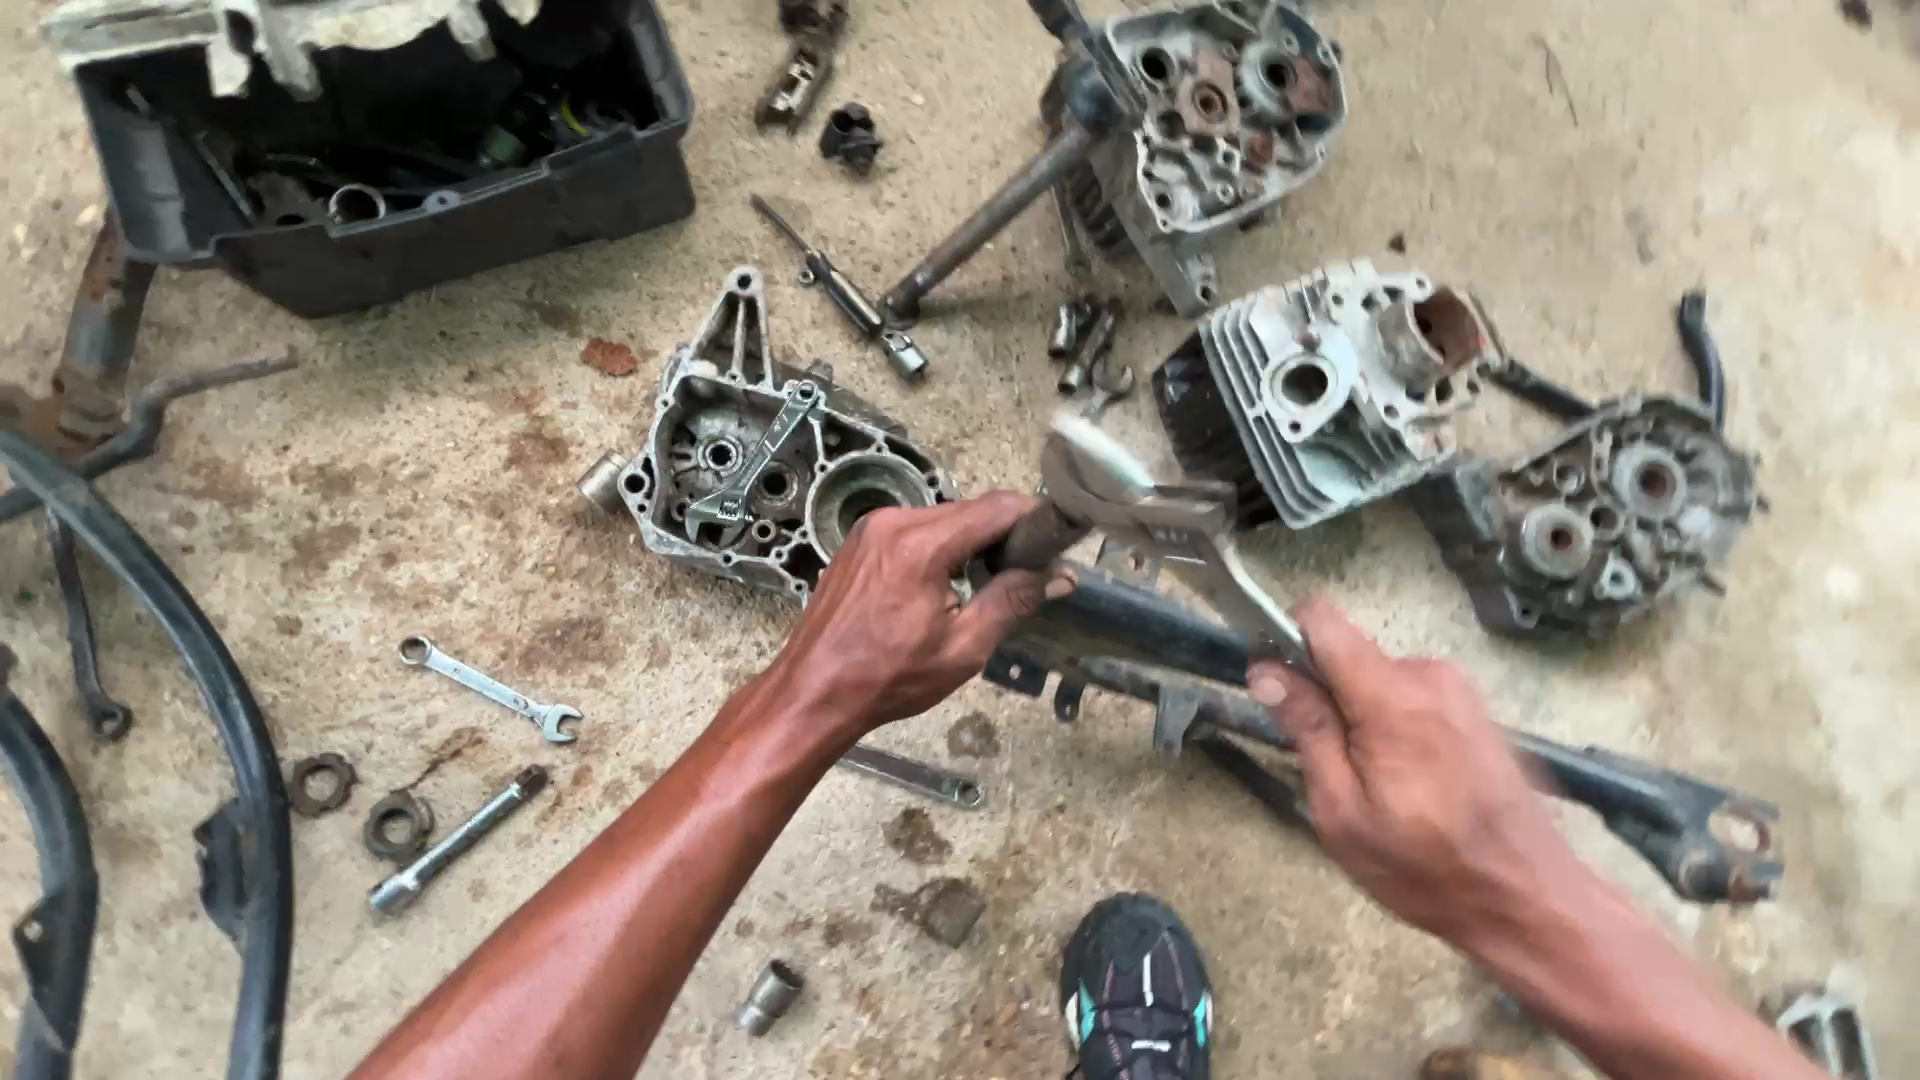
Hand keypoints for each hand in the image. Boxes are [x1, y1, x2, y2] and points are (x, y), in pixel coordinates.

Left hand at [766, 492, 1071, 735]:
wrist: (814, 691)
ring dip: (970, 541)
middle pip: (969, 510)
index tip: (1057, 539)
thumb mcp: (963, 647)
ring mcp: (871, 528)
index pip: (996, 508)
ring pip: (941, 518)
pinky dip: (939, 546)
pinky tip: (945, 582)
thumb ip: (1012, 600)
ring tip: (987, 581)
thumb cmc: (888, 678)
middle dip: (1003, 533)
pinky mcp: (859, 541)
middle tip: (1027, 569)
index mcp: (921, 544)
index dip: (1034, 517)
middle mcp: (894, 521)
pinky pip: (914, 530)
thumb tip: (1060, 576)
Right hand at [1249, 598, 1585, 948]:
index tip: (1277, 687)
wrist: (1534, 905)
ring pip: (1373, 676)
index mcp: (1392, 696)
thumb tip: (1265, 670)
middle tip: (1329, 762)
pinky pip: (1405, 693)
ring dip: (1356, 713)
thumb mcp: (1343, 811)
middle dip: (1323, 695)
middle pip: (1344, 653)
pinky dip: (1388, 721)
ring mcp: (1458, 690)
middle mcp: (1428, 675)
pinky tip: (1407, 778)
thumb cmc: (1426, 868)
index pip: (1321, 620)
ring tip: (1372, 779)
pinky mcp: (1473, 708)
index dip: (1286, 640)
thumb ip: (1307, 729)